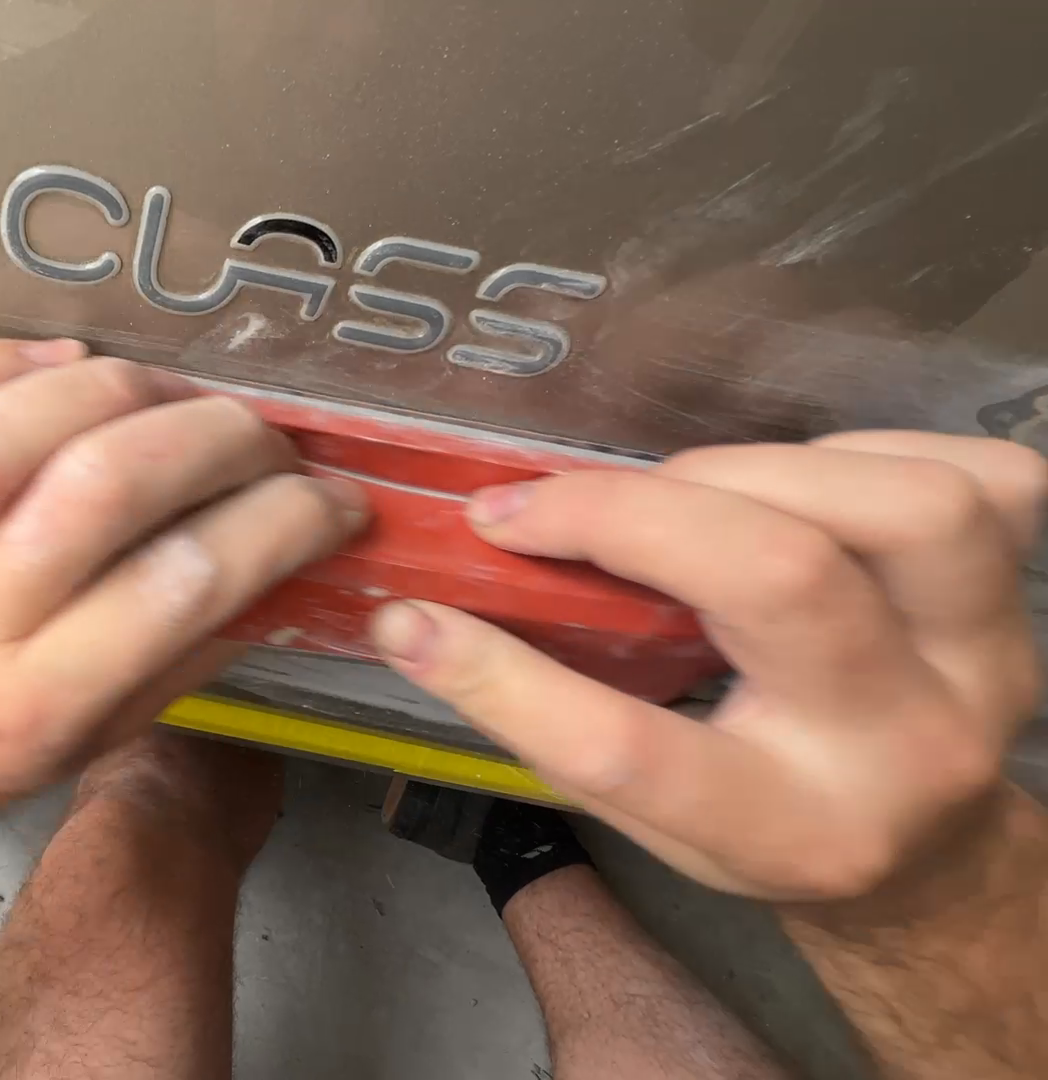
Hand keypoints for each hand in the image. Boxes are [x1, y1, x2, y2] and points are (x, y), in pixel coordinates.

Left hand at [0, 339, 367, 818]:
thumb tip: (294, 542)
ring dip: (115, 390)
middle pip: (98, 486)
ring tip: (174, 398)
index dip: (279, 523)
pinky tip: (64, 360)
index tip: (334, 500)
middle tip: (269, 442)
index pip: (179, 583)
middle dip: (215, 442)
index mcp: (43, 698)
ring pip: (4, 431)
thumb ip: (202, 640)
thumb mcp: (123, 726)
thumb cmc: (15, 748)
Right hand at [371, 431, 1046, 900]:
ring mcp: (984, 660)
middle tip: (517, 512)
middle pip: (780, 581)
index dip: (500, 677)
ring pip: (903, 507)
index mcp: (775, 827)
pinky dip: (852, 458)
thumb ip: (532, 711)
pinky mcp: (1021, 595)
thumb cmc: (735, 820)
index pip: (625, 752)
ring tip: (652, 494)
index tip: (409, 618)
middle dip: (618, 519)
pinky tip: (775, 487)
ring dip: (737, 474)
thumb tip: (412, 619)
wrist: (917, 850)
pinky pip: (981, 480)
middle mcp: (896, 745)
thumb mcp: (624, 807)